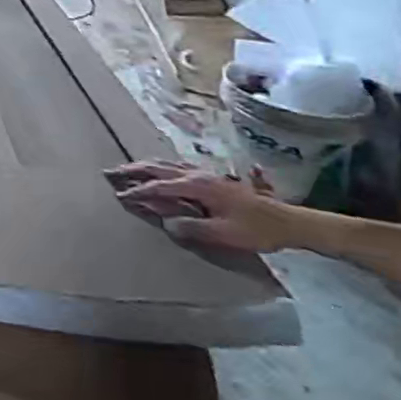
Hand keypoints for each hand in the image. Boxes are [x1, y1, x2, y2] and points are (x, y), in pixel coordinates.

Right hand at [105, 160, 303, 252]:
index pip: (158, 187)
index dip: (137, 191)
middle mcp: (195, 175)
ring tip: (128, 169)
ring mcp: (203, 174)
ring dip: (144, 166)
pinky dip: (160, 167)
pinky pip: (176, 167)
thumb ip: (192, 228)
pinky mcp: (211, 178)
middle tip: (111, 172)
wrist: (290, 222)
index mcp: (195, 186)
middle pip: (156, 168)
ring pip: (165, 165)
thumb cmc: (257, 230)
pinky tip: (159, 170)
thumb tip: (166, 224)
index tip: (120, 196)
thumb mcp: (225, 235)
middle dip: (132, 170)